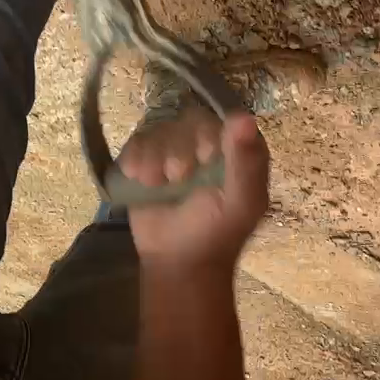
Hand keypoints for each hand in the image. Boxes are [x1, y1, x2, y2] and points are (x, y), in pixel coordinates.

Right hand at [121, 111, 269, 278]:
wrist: (174, 262)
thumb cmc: (214, 233)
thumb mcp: (240, 201)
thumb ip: (245, 162)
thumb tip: (244, 117)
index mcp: (235, 150)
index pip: (219, 120)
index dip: (206, 135)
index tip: (203, 159)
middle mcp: (204, 144)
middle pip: (184, 122)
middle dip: (177, 150)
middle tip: (176, 178)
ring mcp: (173, 151)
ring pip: (158, 130)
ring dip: (153, 157)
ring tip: (154, 183)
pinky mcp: (145, 160)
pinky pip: (136, 141)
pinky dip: (134, 158)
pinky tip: (138, 178)